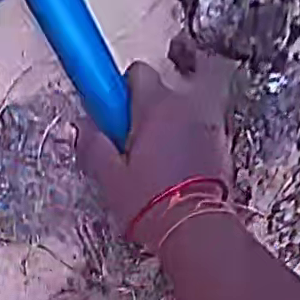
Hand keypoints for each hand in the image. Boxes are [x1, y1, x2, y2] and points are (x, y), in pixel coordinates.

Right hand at [77, 38, 234, 245]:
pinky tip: (166, 175)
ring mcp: (205, 121)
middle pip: (154, 95)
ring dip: (158, 132)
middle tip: (122, 153)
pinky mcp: (217, 142)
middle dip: (136, 117)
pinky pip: (190, 133)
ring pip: (173, 115)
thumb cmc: (148, 201)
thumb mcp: (110, 178)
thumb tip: (82, 127)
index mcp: (155, 107)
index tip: (106, 117)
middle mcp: (184, 105)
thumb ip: (94, 146)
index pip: (134, 74)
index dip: (116, 94)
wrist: (192, 225)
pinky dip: (177, 145)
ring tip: (145, 169)